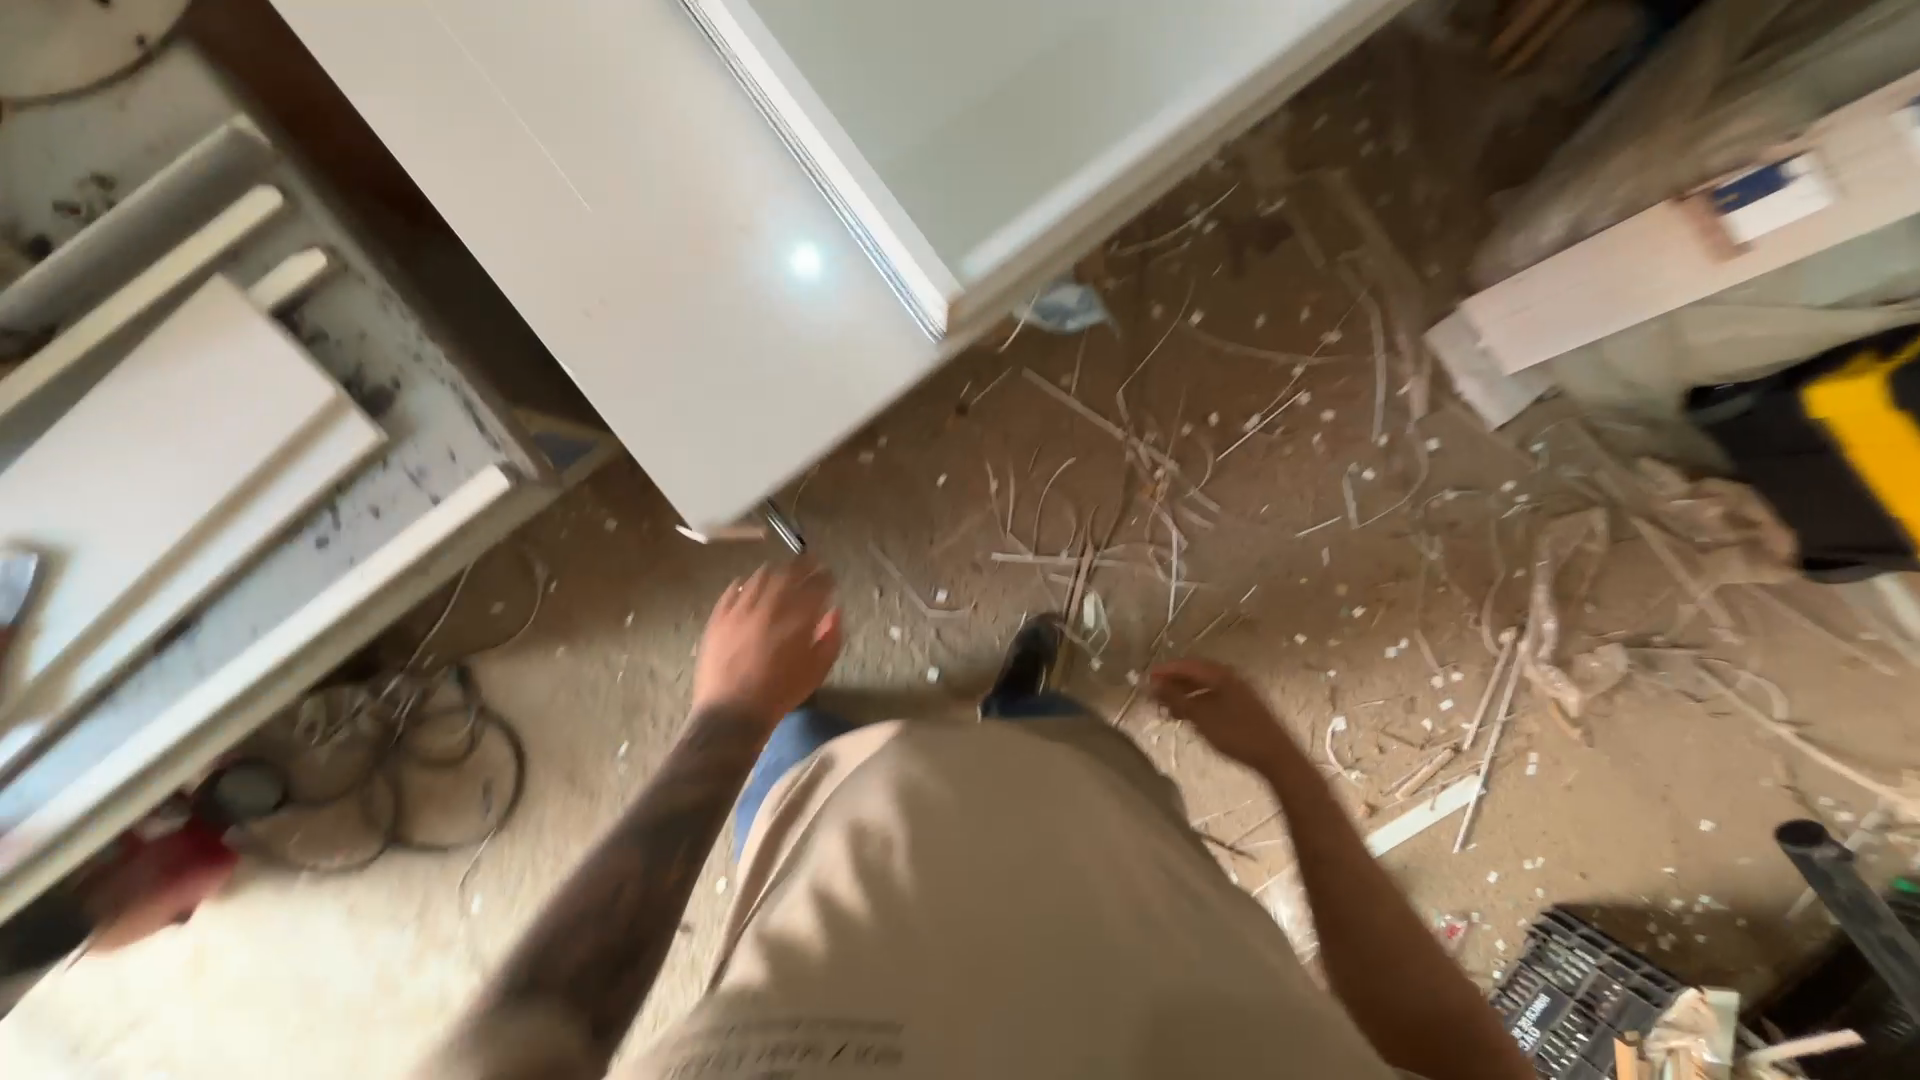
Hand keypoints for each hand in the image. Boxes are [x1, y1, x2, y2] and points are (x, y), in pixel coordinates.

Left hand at [691, 557, 842, 727]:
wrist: (733, 712)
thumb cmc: (781, 693)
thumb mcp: (818, 670)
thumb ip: (831, 636)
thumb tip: (835, 611)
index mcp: (798, 618)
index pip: (816, 585)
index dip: (825, 577)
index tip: (829, 576)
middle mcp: (769, 606)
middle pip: (788, 573)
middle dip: (803, 566)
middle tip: (809, 563)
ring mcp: (740, 609)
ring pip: (760, 577)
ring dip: (775, 571)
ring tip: (781, 572)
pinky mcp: (718, 617)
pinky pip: (732, 590)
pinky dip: (744, 583)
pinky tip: (749, 585)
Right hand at [1148, 658, 1295, 770]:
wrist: (1276, 756)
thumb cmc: (1236, 733)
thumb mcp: (1200, 716)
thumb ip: (1175, 699)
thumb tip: (1152, 685)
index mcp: (1220, 674)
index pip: (1186, 665)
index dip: (1165, 671)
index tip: (1146, 680)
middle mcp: (1229, 678)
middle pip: (1195, 674)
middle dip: (1174, 683)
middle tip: (1155, 696)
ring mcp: (1238, 692)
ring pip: (1204, 687)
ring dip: (1185, 695)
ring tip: (1168, 710)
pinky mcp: (1243, 707)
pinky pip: (1213, 698)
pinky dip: (1198, 704)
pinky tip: (1190, 718)